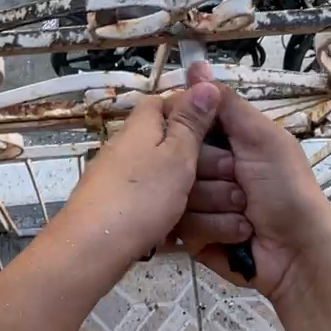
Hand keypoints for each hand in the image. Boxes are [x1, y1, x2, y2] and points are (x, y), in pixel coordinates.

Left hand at [46, 80, 222, 264]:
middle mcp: (130, 150)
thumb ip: (191, 122)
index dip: (196, 112)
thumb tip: (204, 82)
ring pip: (171, 183)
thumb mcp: (175, 154)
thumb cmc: (139, 195)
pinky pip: (160, 209)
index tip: (225, 130)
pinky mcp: (125, 214)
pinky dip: (183, 220)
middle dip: (208, 164)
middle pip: (173, 147)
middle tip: (237, 180)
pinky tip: (203, 237)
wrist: (93, 248)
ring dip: (204, 198)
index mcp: (141, 127)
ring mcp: (125, 184)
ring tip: (236, 217)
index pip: (166, 103)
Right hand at [175, 64, 330, 299]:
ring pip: (175, 191)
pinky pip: (180, 222)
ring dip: (215, 203)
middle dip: (211, 171)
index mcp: (223, 139)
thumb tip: (197, 64)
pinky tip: (236, 234)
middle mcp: (205, 166)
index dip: (188, 128)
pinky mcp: (190, 233)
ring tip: (243, 212)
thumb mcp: (261, 138)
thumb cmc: (286, 189)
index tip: (203, 136)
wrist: (297, 252)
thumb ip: (226, 104)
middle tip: (239, 181)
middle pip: (175, 158)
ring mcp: (196, 200)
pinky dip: (213, 228)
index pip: (182, 122)